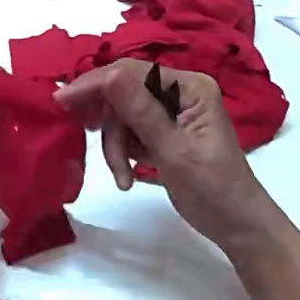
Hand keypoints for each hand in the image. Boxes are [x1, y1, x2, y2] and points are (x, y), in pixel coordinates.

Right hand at [54, 60, 279, 253]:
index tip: (62, 101)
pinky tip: (129, 176)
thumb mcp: (173, 150)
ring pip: (124, 116)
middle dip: (109, 123)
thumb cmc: (213, 188)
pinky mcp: (165, 134)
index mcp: (190, 86)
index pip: (133, 72)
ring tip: (123, 177)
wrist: (237, 227)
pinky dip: (124, 153)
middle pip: (125, 92)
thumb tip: (107, 75)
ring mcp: (172, 113)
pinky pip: (131, 133)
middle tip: (83, 137)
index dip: (96, 84)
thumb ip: (140, 111)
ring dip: (117, 146)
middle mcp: (181, 92)